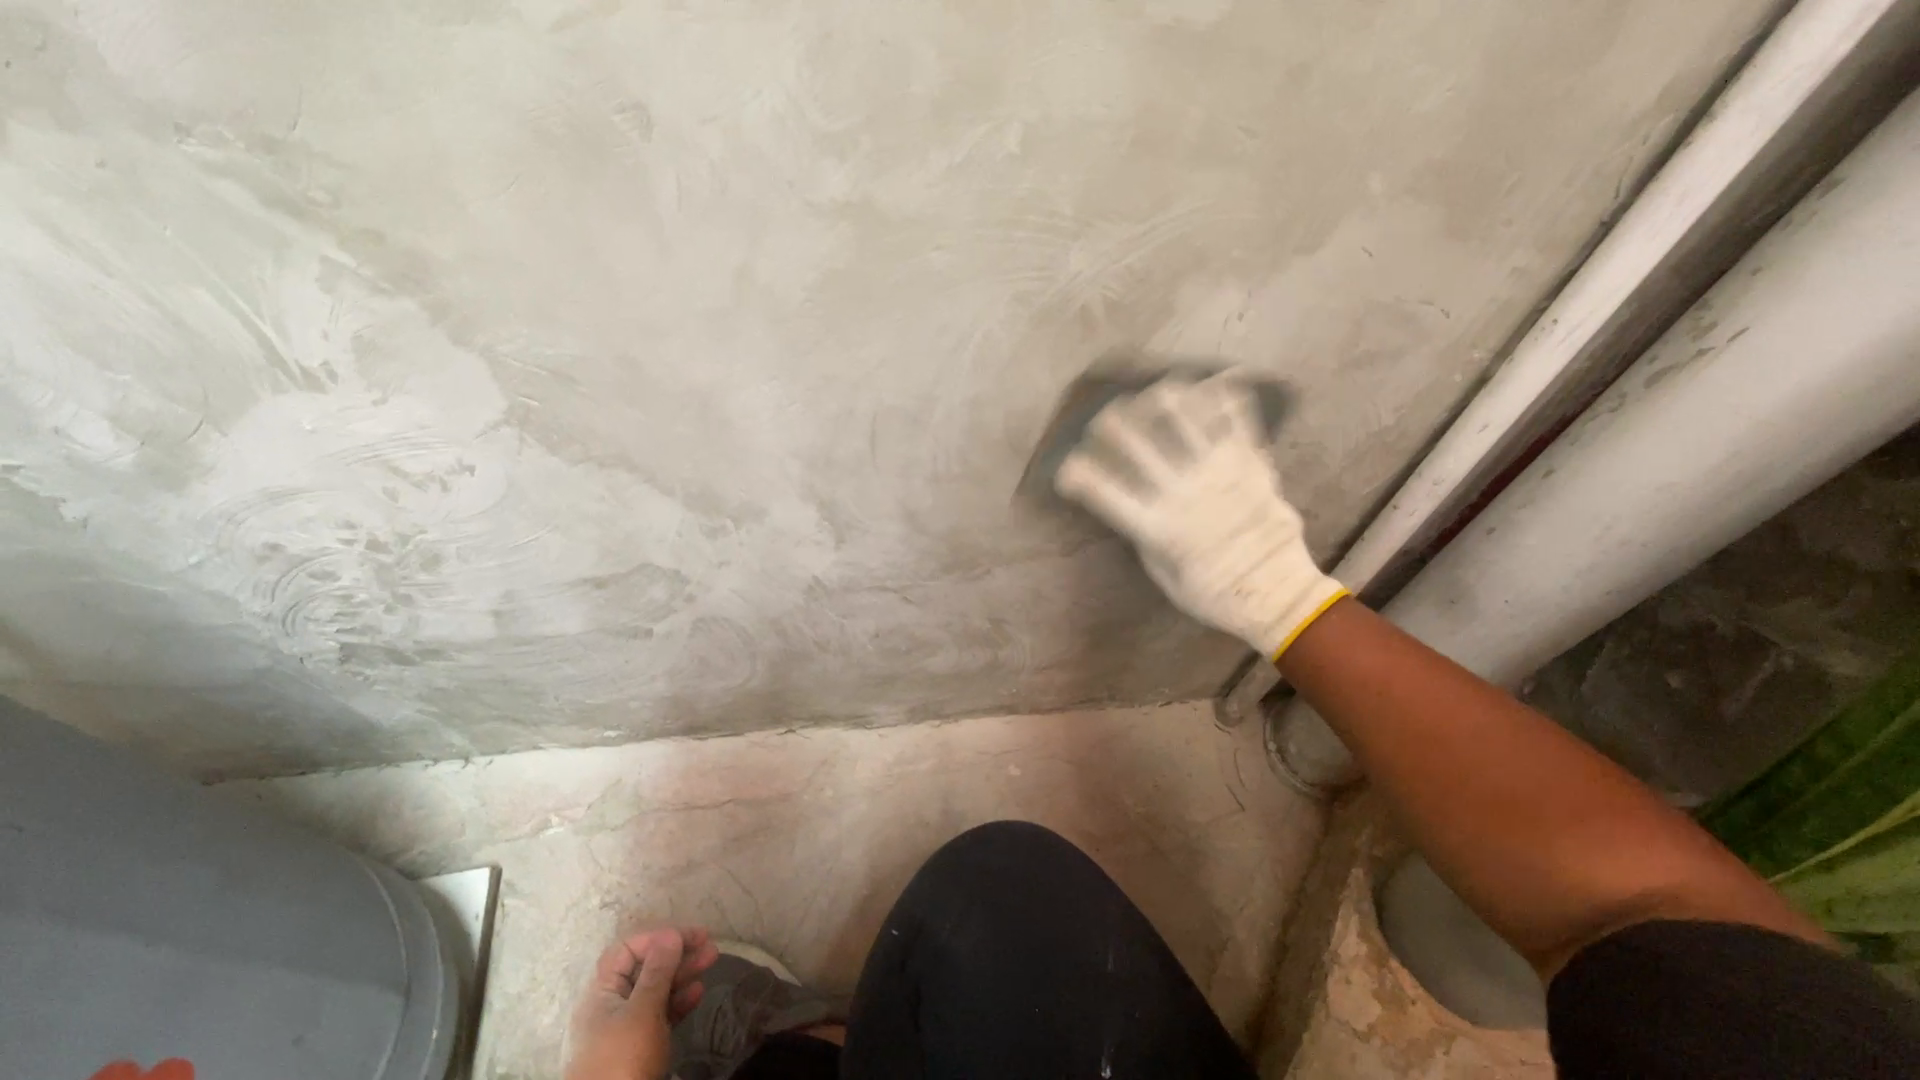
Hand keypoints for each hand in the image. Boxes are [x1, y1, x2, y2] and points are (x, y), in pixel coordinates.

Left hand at [565, 926, 720, 1079]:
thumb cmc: (622, 1059)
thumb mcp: (642, 1012)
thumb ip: (657, 972)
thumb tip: (670, 935)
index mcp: (601, 992)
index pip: (626, 950)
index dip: (656, 938)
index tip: (687, 936)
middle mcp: (611, 1005)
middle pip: (644, 968)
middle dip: (676, 953)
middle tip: (709, 944)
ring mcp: (625, 1027)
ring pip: (656, 990)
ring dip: (683, 973)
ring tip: (712, 960)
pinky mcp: (640, 1046)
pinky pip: (661, 1014)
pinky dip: (679, 1001)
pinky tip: (697, 993)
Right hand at [1055, 372, 1346, 659]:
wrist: (1276, 593)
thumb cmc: (1213, 594)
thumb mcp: (1163, 574)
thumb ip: (1145, 537)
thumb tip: (1137, 503)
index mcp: (1157, 528)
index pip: (1106, 493)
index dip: (1079, 476)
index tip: (1067, 467)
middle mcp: (1183, 493)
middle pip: (1137, 445)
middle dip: (1110, 426)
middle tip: (1102, 419)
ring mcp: (1219, 472)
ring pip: (1184, 419)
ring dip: (1161, 400)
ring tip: (1153, 393)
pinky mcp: (1251, 462)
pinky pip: (1236, 419)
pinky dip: (1222, 399)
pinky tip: (1211, 386)